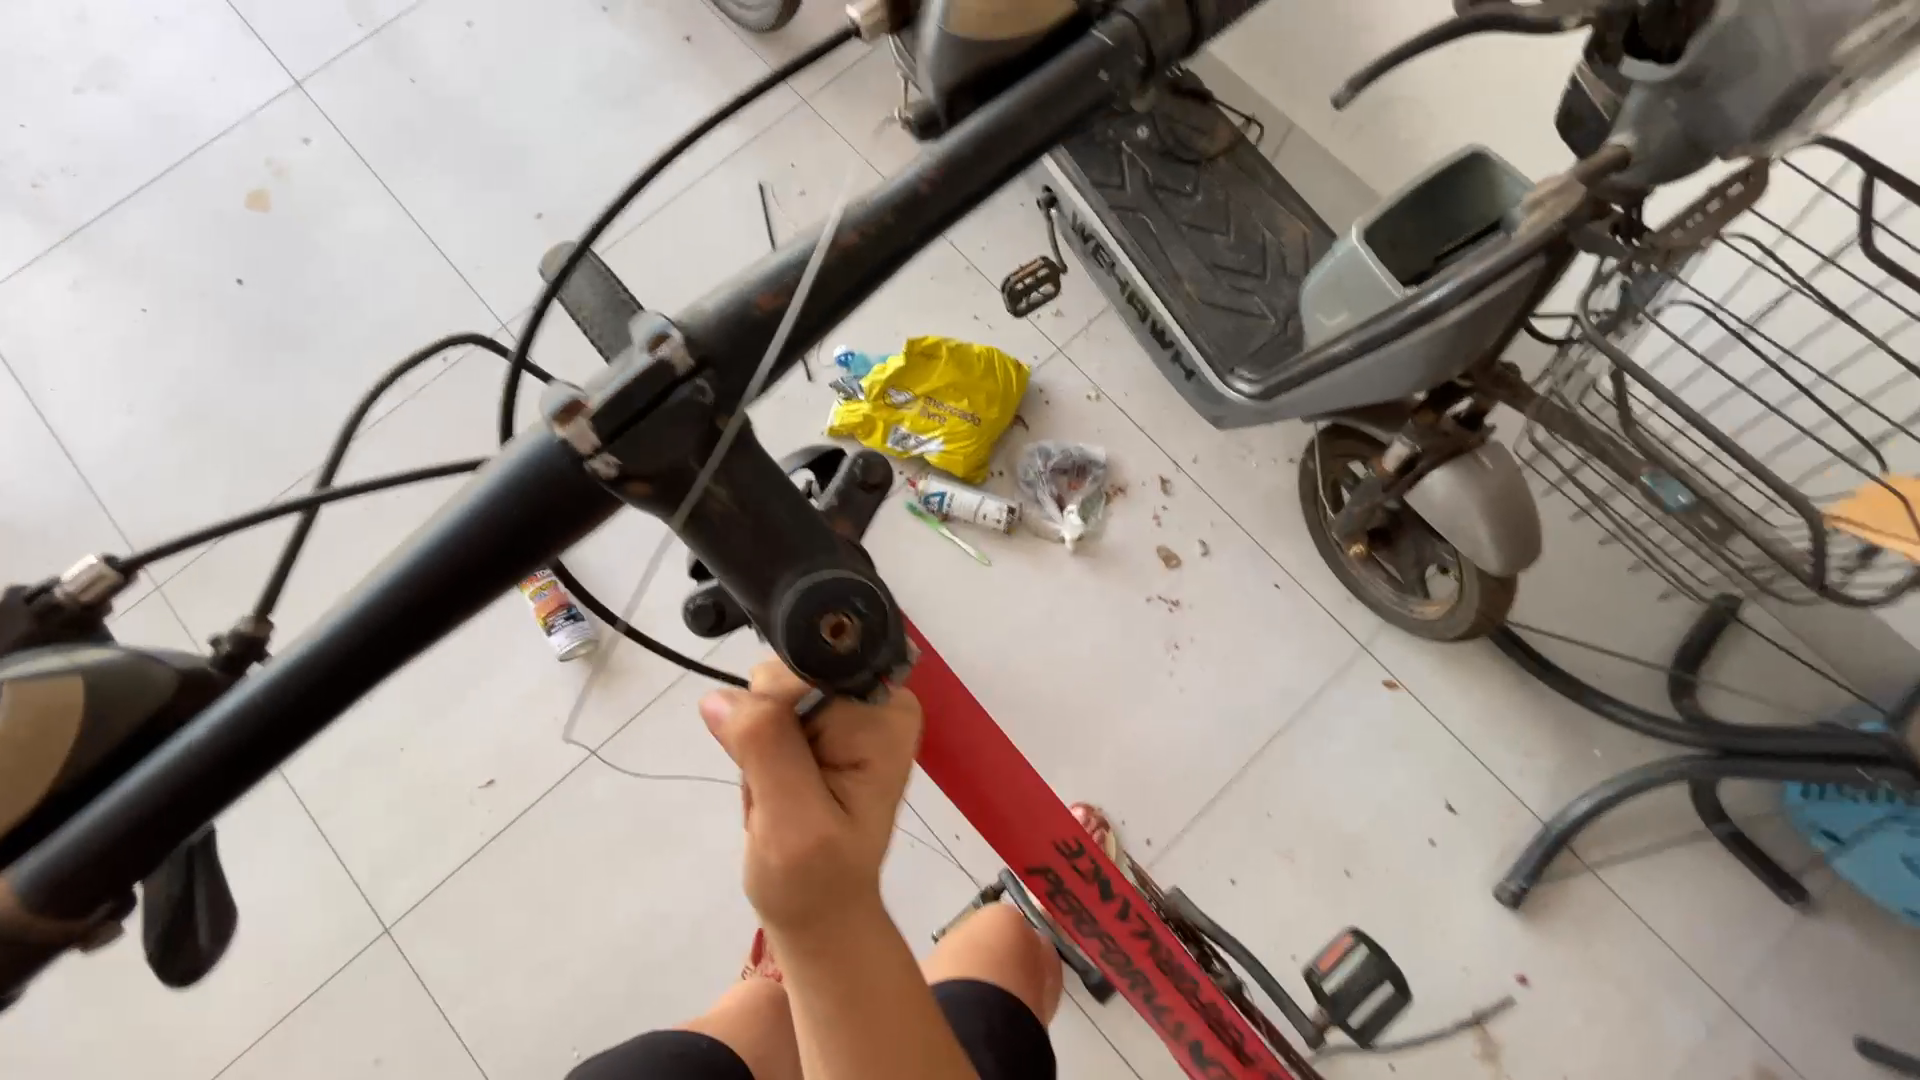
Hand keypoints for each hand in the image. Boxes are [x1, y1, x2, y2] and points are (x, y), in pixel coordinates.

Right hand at [700, 659, 921, 934]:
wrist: (820, 910)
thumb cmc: (815, 880)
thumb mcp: (793, 824)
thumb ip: (767, 750)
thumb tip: (723, 696)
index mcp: (885, 713)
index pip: (810, 669)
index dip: (776, 707)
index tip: (775, 759)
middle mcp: (874, 698)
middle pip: (787, 673)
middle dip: (767, 728)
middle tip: (780, 788)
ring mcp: (848, 707)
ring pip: (768, 691)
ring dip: (759, 741)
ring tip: (778, 790)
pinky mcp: (823, 720)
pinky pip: (765, 709)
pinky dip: (757, 747)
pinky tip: (774, 782)